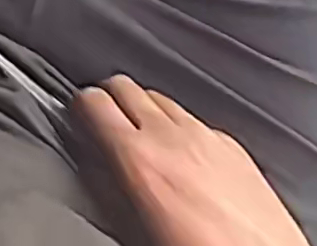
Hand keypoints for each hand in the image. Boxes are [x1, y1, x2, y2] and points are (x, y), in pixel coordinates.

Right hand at [74, 76, 307, 245]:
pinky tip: (189, 158)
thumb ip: (109, 184)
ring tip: (149, 140)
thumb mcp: (137, 231)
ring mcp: (205, 137)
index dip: (81, 106)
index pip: (92, 100)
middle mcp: (168, 136)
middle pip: (123, 85)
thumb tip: (93, 161)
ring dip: (146, 111)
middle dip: (111, 98)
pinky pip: (195, 120)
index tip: (81, 118)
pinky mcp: (235, 147)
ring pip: (158, 97)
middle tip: (109, 121)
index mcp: (137, 158)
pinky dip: (183, 129)